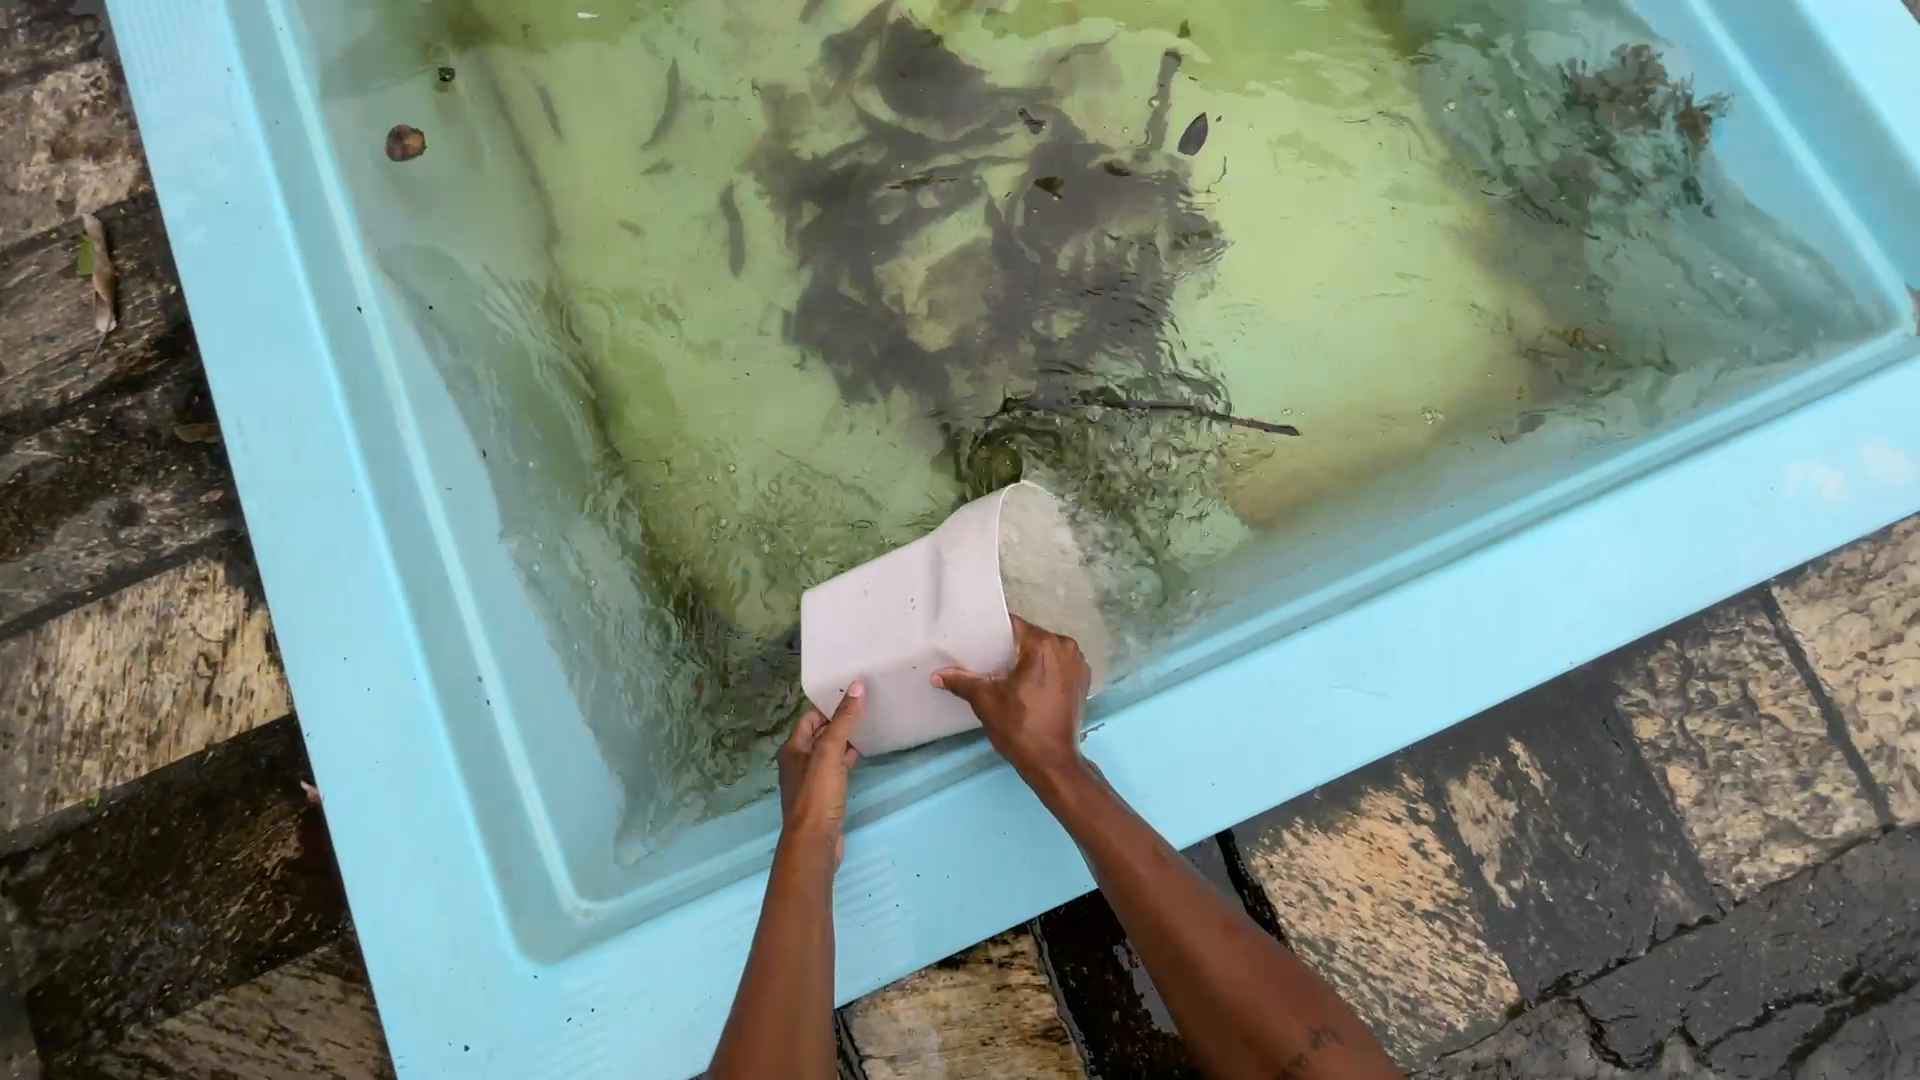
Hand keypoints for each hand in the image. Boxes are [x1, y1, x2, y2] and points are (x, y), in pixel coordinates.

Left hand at [778, 682, 863, 864]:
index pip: (809, 718)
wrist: (814, 842)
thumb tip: (857, 686)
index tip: (850, 693)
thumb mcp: (830, 751)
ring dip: (843, 739)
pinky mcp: (823, 796)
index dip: (827, 705)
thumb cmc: (817, 794)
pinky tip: (861, 753)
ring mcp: (810, 781)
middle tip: (863, 706)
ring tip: (866, 725)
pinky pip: (835, 769)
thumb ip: (843, 719)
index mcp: (793, 749)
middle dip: (837, 720)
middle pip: (818, 733)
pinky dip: (846, 758)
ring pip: (828, 752)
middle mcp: (797, 762)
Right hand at [931, 617, 1089, 783]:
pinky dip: (1046, 670)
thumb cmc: (1020, 728)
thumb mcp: (986, 701)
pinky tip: (1030, 684)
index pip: (1014, 625)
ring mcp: (1078, 663)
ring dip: (1029, 658)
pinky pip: (1059, 664)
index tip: (980, 641)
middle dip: (1011, 647)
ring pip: (1046, 650)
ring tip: (1008, 673)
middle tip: (989, 660)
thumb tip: (936, 676)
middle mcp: (1066, 647)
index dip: (995, 632)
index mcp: (1043, 645)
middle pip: (1031, 637)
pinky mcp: (1083, 679)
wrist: (1053, 762)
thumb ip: (962, 682)